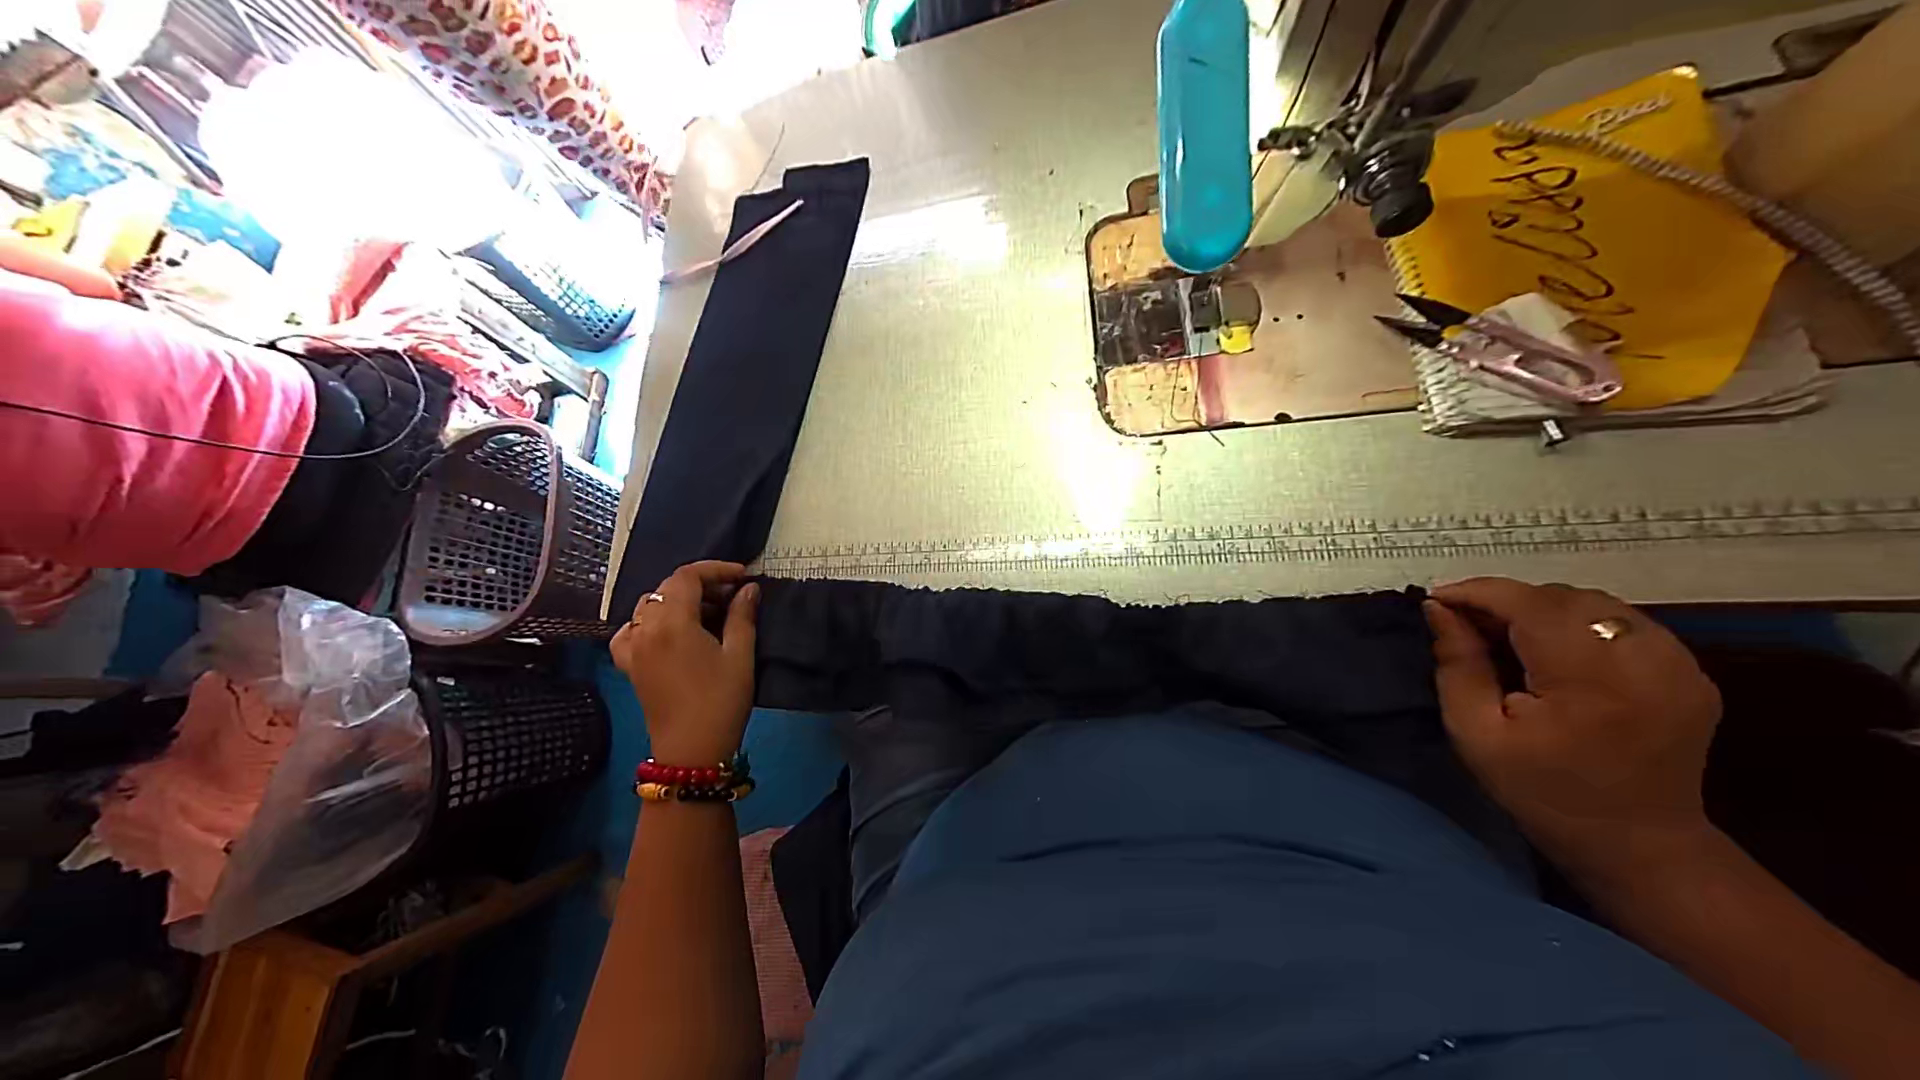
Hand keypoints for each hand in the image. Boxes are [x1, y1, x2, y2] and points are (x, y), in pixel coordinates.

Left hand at [610, 561, 758, 765]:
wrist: (692, 750)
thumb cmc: (721, 701)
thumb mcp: (740, 655)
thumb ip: (742, 616)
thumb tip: (748, 588)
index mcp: (672, 623)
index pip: (687, 577)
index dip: (716, 570)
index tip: (742, 576)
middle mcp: (645, 628)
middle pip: (668, 588)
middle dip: (701, 585)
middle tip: (732, 597)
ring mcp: (633, 647)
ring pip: (650, 605)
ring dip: (677, 601)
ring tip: (706, 614)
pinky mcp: (629, 665)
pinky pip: (631, 631)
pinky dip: (649, 622)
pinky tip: (668, 632)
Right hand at [1423, 577, 1722, 869]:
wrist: (1638, 843)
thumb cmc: (1541, 791)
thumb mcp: (1475, 732)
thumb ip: (1457, 664)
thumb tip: (1439, 609)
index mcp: (1591, 681)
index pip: (1529, 604)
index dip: (1478, 593)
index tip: (1438, 600)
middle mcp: (1645, 660)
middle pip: (1562, 598)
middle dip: (1507, 601)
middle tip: (1467, 624)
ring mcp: (1678, 664)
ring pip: (1593, 604)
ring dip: (1542, 610)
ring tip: (1507, 636)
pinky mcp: (1690, 671)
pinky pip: (1622, 622)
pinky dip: (1578, 624)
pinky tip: (1554, 650)